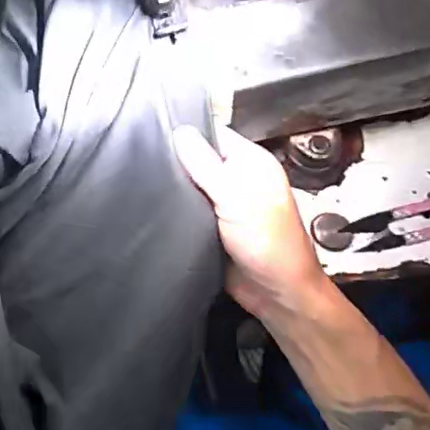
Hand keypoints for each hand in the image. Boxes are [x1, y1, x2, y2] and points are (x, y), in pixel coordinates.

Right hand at [173, 126, 329, 322]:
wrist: (277, 295)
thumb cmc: (273, 246)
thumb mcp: (236, 197)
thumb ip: (206, 165)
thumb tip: (181, 133)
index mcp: (250, 162)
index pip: (211, 133)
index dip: (186, 134)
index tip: (158, 136)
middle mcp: (237, 178)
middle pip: (196, 158)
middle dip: (176, 163)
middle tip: (152, 166)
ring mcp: (223, 202)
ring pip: (189, 184)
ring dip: (175, 189)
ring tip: (156, 187)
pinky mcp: (210, 224)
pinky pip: (186, 208)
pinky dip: (176, 210)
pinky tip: (164, 209)